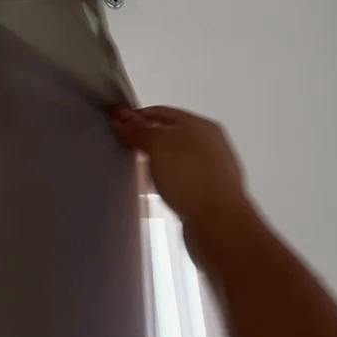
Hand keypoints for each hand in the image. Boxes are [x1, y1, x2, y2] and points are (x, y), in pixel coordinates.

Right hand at [110, 105, 254, 228]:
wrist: (219, 225)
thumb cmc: (188, 175)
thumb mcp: (157, 144)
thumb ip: (137, 128)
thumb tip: (120, 115)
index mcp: (201, 125)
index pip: (162, 112)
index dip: (137, 115)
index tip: (116, 125)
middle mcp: (212, 144)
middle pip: (171, 134)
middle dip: (147, 139)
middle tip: (125, 147)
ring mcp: (215, 171)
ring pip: (177, 159)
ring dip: (158, 162)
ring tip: (139, 170)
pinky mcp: (213, 195)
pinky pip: (184, 180)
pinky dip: (169, 181)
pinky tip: (159, 190)